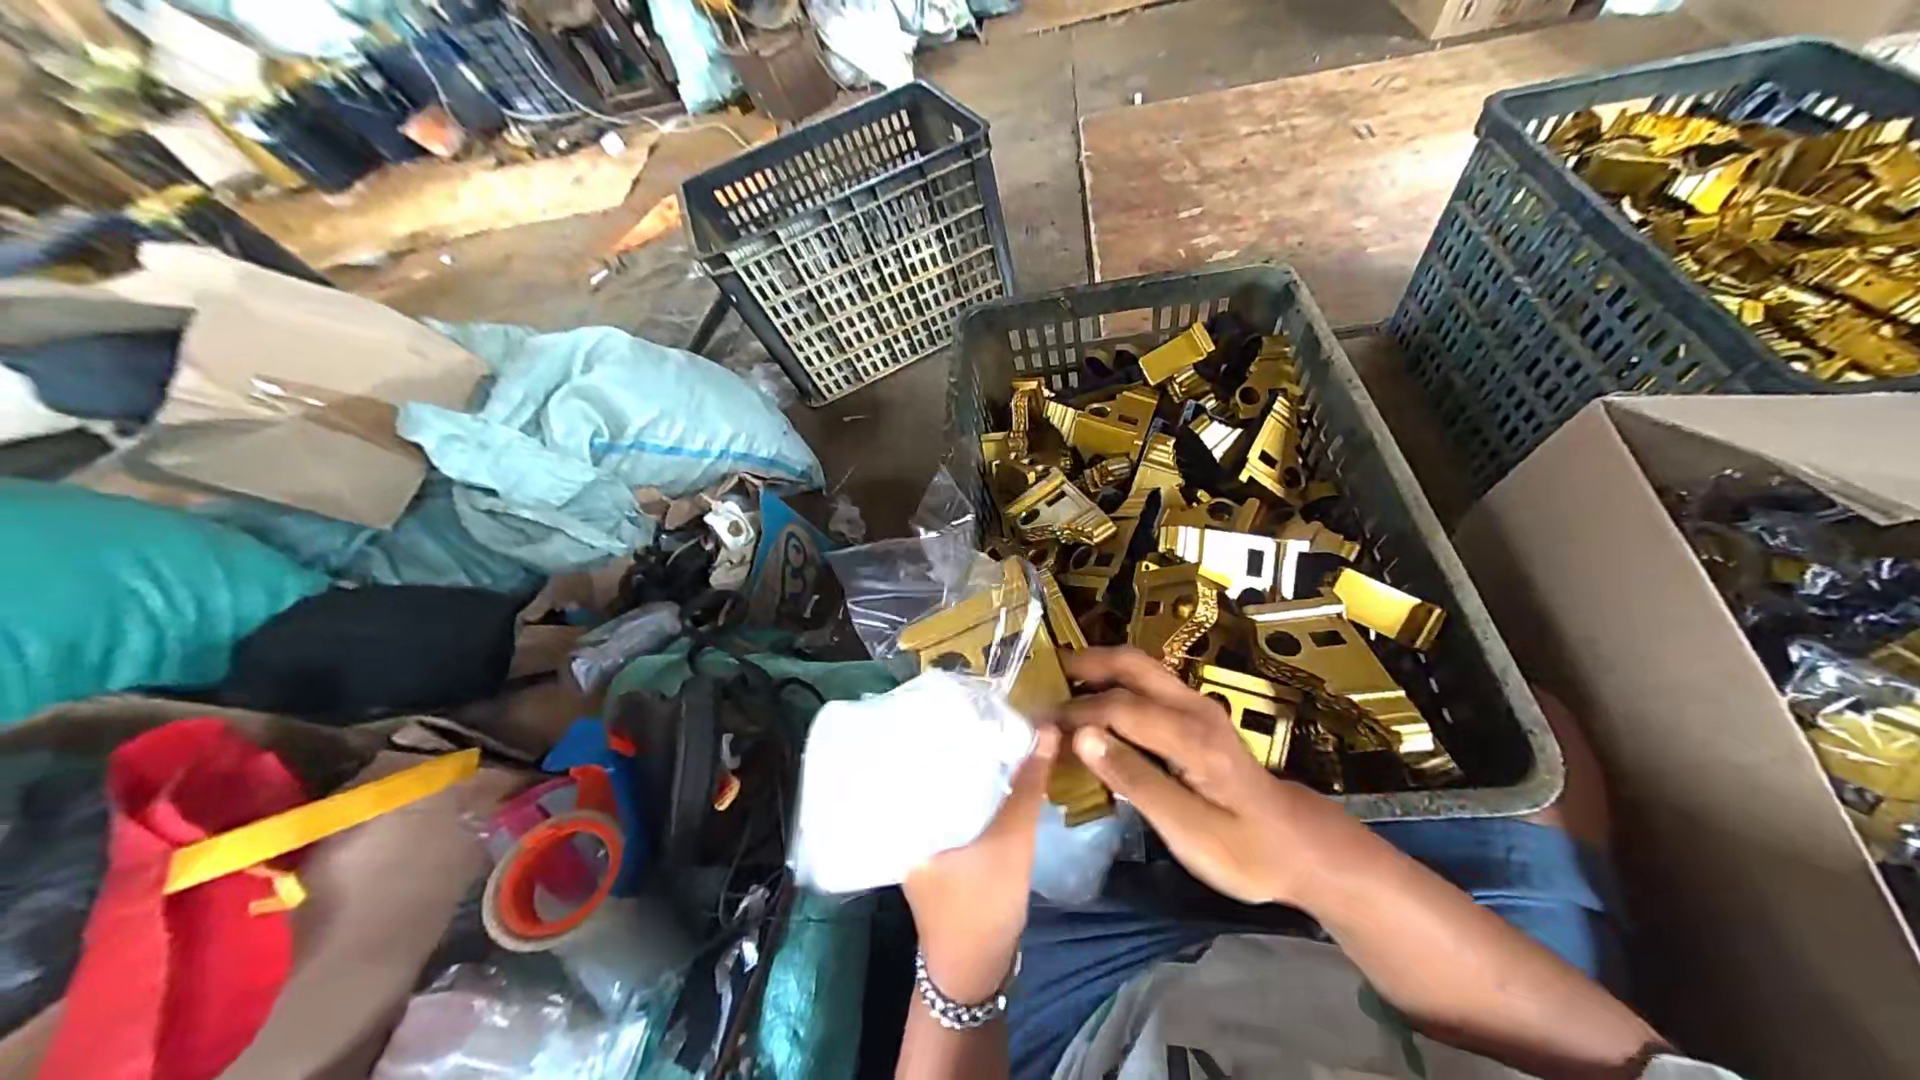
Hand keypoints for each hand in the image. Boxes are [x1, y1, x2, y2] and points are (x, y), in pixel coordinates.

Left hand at [902, 724, 1058, 1002]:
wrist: (977, 967)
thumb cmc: (983, 904)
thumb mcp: (1012, 839)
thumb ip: (1029, 784)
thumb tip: (1047, 728)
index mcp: (902, 813)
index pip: (907, 753)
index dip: (929, 723)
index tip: (954, 694)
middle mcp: (901, 818)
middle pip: (925, 765)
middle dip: (951, 738)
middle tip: (979, 703)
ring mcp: (917, 832)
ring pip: (940, 782)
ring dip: (963, 761)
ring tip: (985, 725)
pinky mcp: (935, 843)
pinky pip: (949, 799)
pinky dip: (968, 783)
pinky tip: (988, 766)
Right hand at [1059, 647, 1356, 905]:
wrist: (1299, 847)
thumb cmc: (1244, 850)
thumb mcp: (1187, 829)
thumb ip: (1134, 780)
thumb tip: (1081, 737)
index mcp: (1191, 736)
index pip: (1119, 707)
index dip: (1075, 713)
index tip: (1039, 725)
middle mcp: (1194, 708)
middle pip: (1132, 665)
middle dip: (1085, 664)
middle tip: (1044, 678)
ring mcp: (1198, 707)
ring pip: (1141, 668)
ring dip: (1099, 668)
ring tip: (1061, 683)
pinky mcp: (1198, 716)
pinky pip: (1148, 685)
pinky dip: (1115, 683)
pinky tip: (1095, 703)